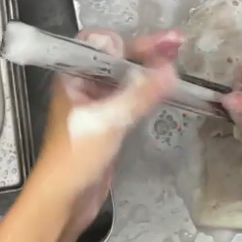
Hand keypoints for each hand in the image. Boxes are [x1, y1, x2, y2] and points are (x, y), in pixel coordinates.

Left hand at [28, 29, 179, 231]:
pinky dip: (149, 89)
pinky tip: (167, 85)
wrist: (63, 200)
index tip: (154, 44)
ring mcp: (98, 102)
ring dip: (150, 67)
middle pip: (117, 57)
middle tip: (177, 41)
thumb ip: (139, 94)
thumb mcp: (107, 121)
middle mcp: (83, 83)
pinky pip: (131, 96)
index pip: (99, 43)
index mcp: (72, 75)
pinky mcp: (110, 120)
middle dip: (146, 49)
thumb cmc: (74, 157)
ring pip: (126, 76)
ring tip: (177, 56)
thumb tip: (170, 70)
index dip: (126, 40)